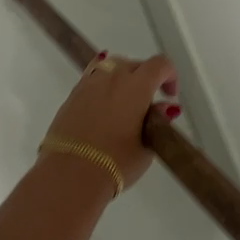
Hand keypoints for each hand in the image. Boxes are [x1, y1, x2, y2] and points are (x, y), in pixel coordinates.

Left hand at [44, 53, 180, 188]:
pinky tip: (104, 107)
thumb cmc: (115, 164)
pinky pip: (92, 79)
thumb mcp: (145, 148)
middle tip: (148, 103)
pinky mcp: (71, 96)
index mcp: (136, 86)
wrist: (69, 175)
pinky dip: (102, 86)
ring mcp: (88, 84)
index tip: (170, 96)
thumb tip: (162, 108)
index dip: (170, 75)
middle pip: (134, 63)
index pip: (159, 64)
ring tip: (124, 101)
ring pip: (110, 66)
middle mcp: (112, 77)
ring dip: (122, 78)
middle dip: (146, 78)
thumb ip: (156, 123)